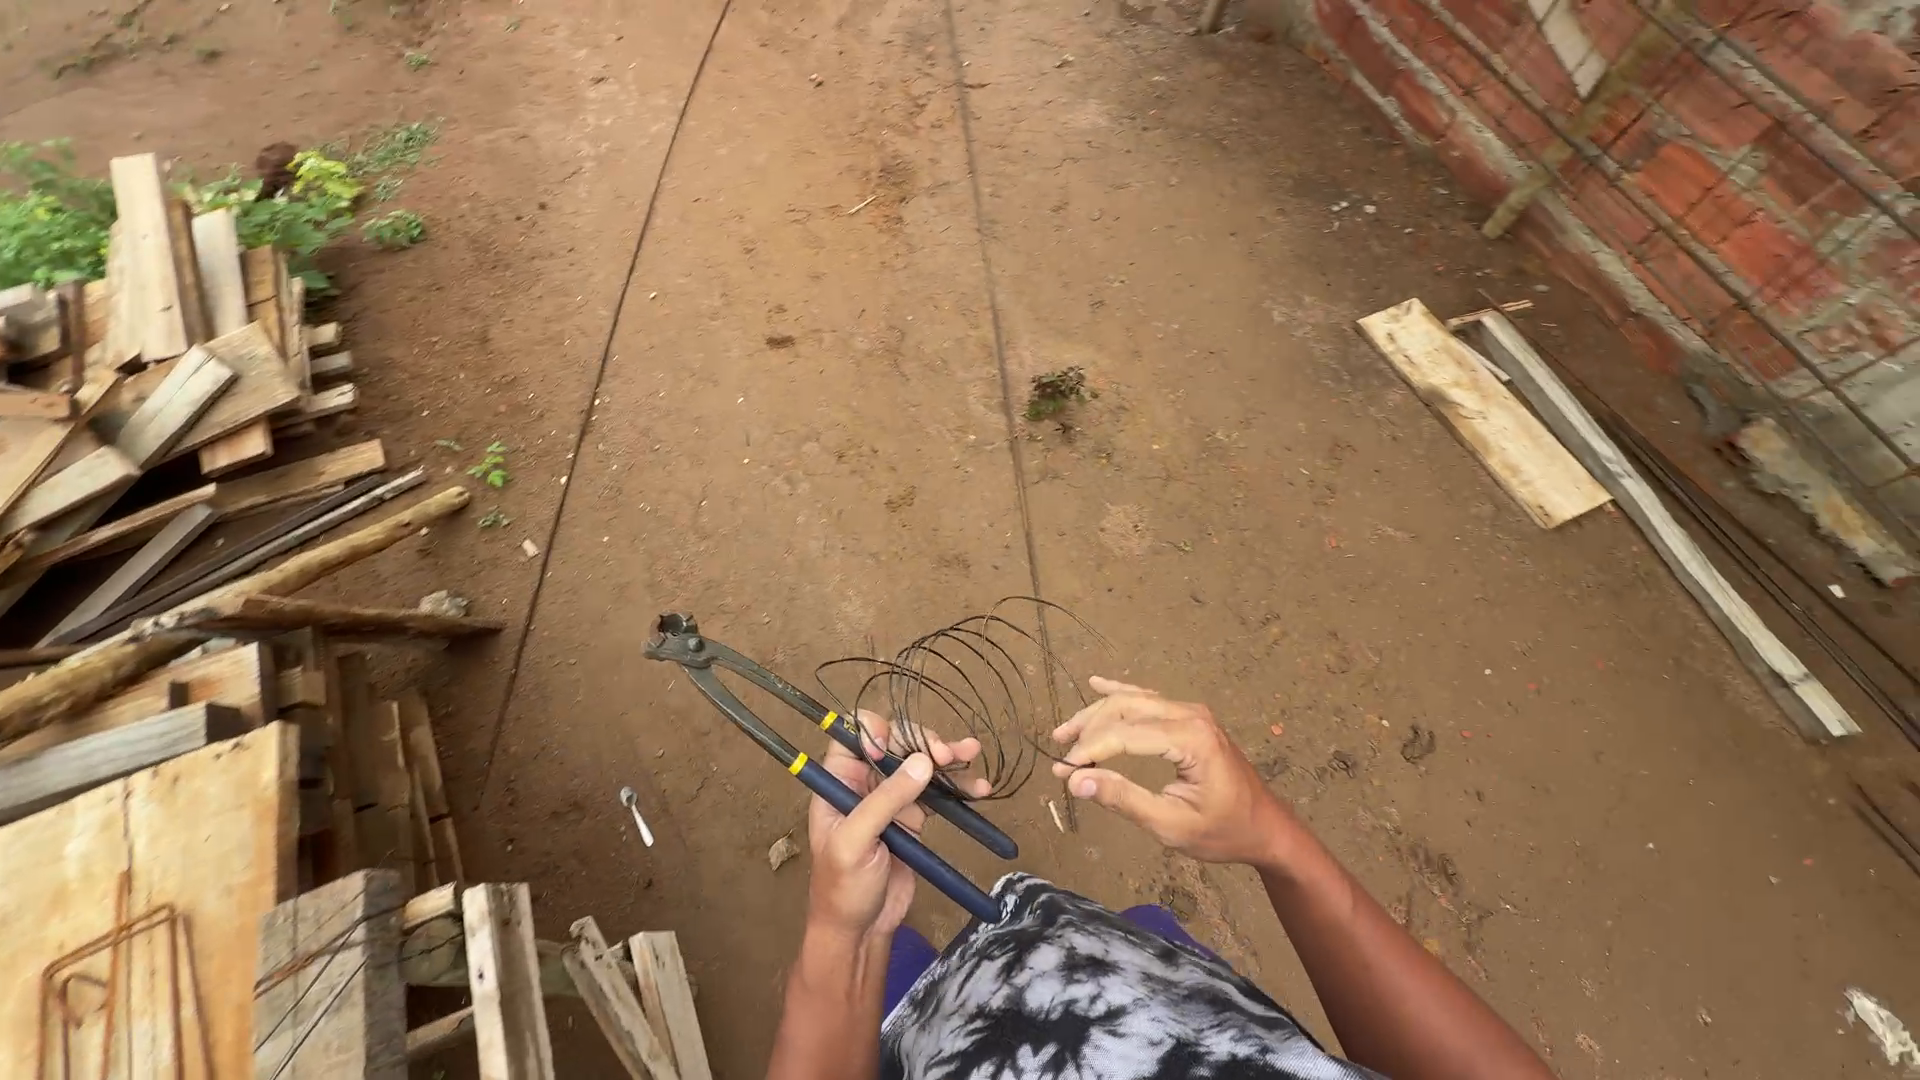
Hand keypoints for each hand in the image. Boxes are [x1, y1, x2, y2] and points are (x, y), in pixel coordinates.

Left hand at [807, 710, 990, 940]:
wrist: (861, 931)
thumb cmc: (842, 887)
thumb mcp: (856, 842)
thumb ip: (887, 800)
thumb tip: (923, 762)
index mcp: (839, 781)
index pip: (853, 735)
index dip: (876, 731)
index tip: (897, 747)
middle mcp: (865, 782)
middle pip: (896, 743)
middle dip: (922, 741)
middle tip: (945, 755)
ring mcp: (892, 798)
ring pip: (921, 763)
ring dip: (948, 757)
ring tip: (971, 753)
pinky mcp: (914, 816)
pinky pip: (938, 792)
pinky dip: (958, 786)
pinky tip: (978, 786)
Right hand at [1051, 676, 1293, 865]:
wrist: (1266, 828)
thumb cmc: (1224, 832)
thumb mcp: (1171, 825)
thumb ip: (1124, 800)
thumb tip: (1077, 781)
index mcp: (1190, 739)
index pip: (1124, 733)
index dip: (1089, 750)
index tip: (1064, 771)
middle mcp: (1190, 715)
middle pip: (1123, 708)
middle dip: (1087, 729)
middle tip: (1061, 755)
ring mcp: (1190, 712)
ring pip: (1132, 700)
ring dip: (1096, 715)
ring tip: (1065, 734)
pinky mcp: (1189, 717)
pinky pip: (1147, 699)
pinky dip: (1119, 694)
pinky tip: (1097, 683)